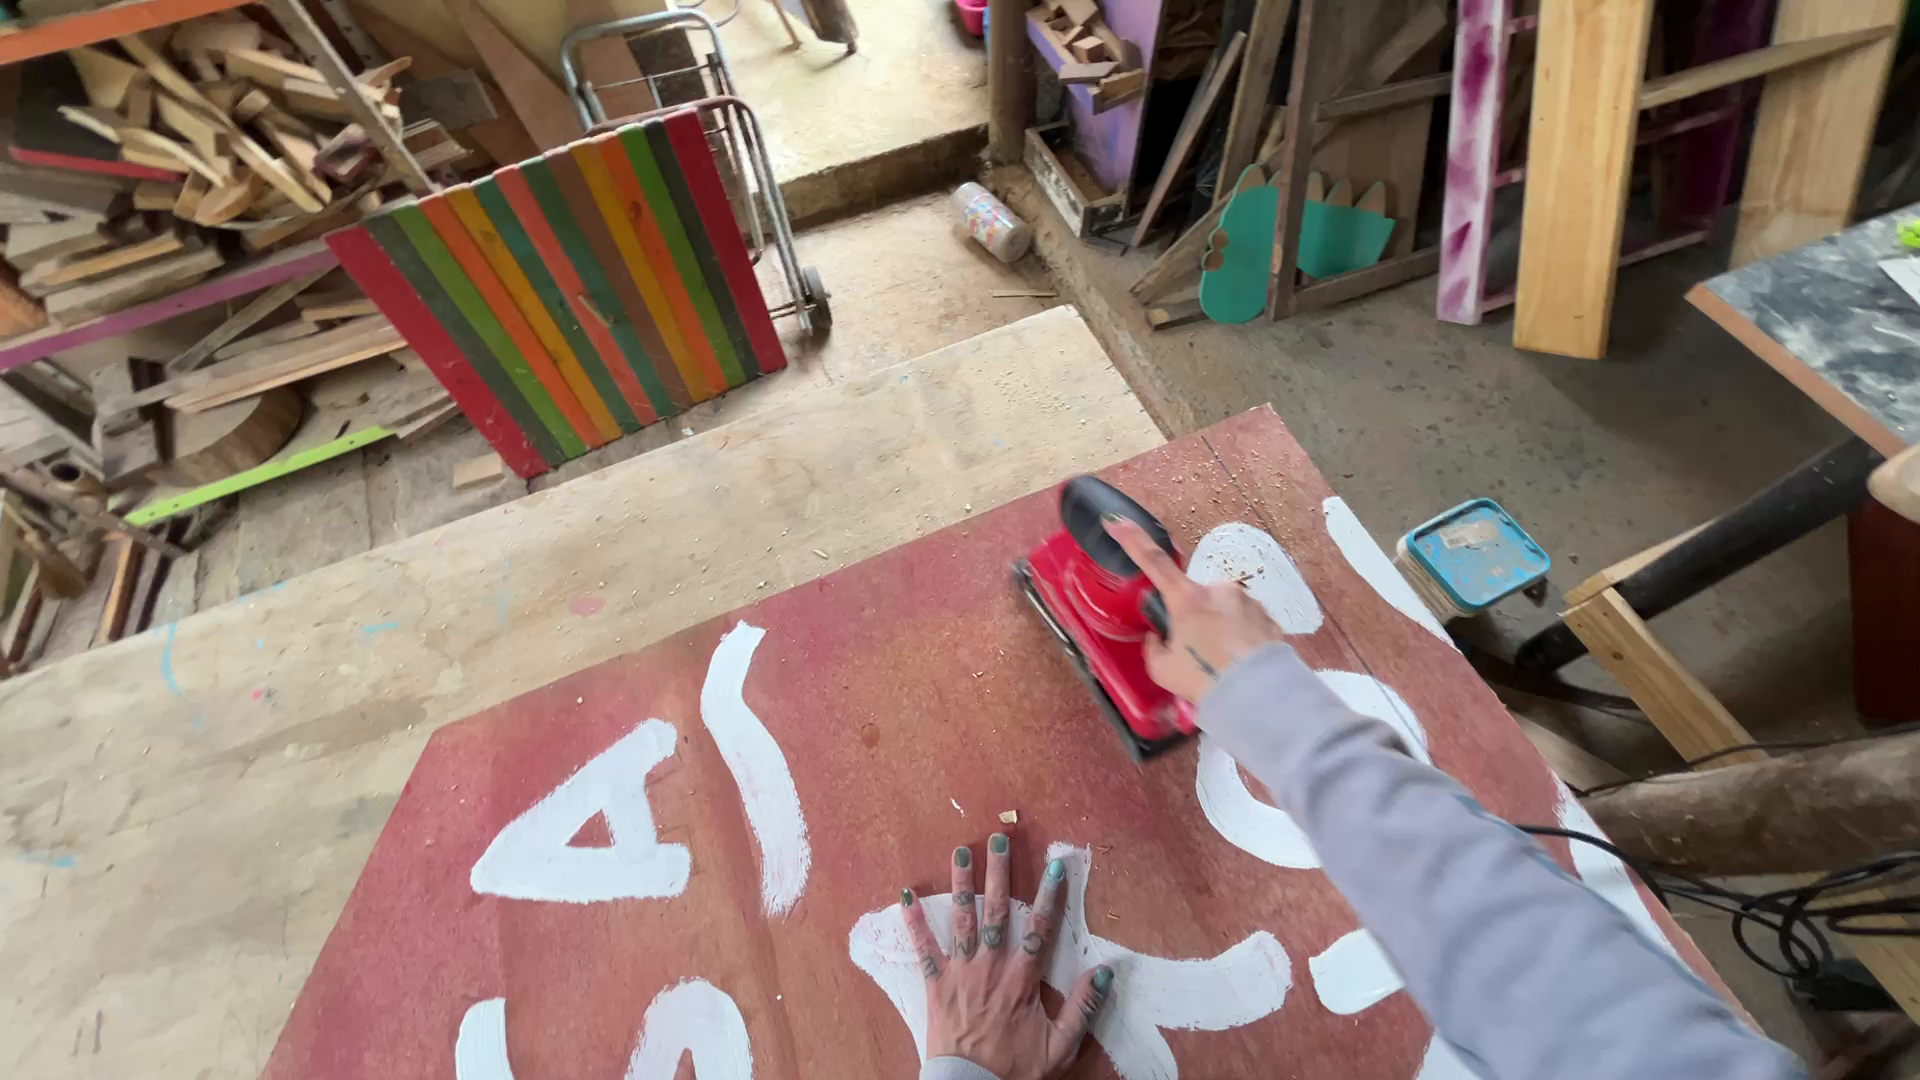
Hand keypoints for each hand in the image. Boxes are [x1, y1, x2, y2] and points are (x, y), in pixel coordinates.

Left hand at [902, 833, 1110, 1079]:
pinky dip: (914, 922)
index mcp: (1021, 980)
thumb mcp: (1059, 1049)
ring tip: (961, 851)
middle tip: (998, 838)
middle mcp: (990, 967)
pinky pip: (923, 950)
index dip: (1049, 896)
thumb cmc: (1015, 1072)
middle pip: (996, 912)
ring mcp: (960, 973)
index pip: (1040, 929)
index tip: (1056, 864)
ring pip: (961, 920)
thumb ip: (1082, 1009)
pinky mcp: (935, 984)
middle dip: (998, 873)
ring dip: (960, 884)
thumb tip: (1105, 972)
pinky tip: (905, 894)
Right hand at [1105, 517, 1286, 702]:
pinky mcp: (1268, 616)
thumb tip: (1157, 638)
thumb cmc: (1204, 680)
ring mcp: (1246, 601)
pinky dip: (1241, 637)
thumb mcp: (1163, 670)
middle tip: (1195, 651)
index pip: (1152, 561)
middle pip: (1194, 597)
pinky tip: (1241, 662)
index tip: (1116, 521)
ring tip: (1222, 662)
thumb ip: (1154, 648)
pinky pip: (1246, 622)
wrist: (1259, 698)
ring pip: (1223, 609)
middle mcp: (1217, 591)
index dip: (1132, 539)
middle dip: (1192, 617)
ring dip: (1219, 627)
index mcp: (1187, 599)